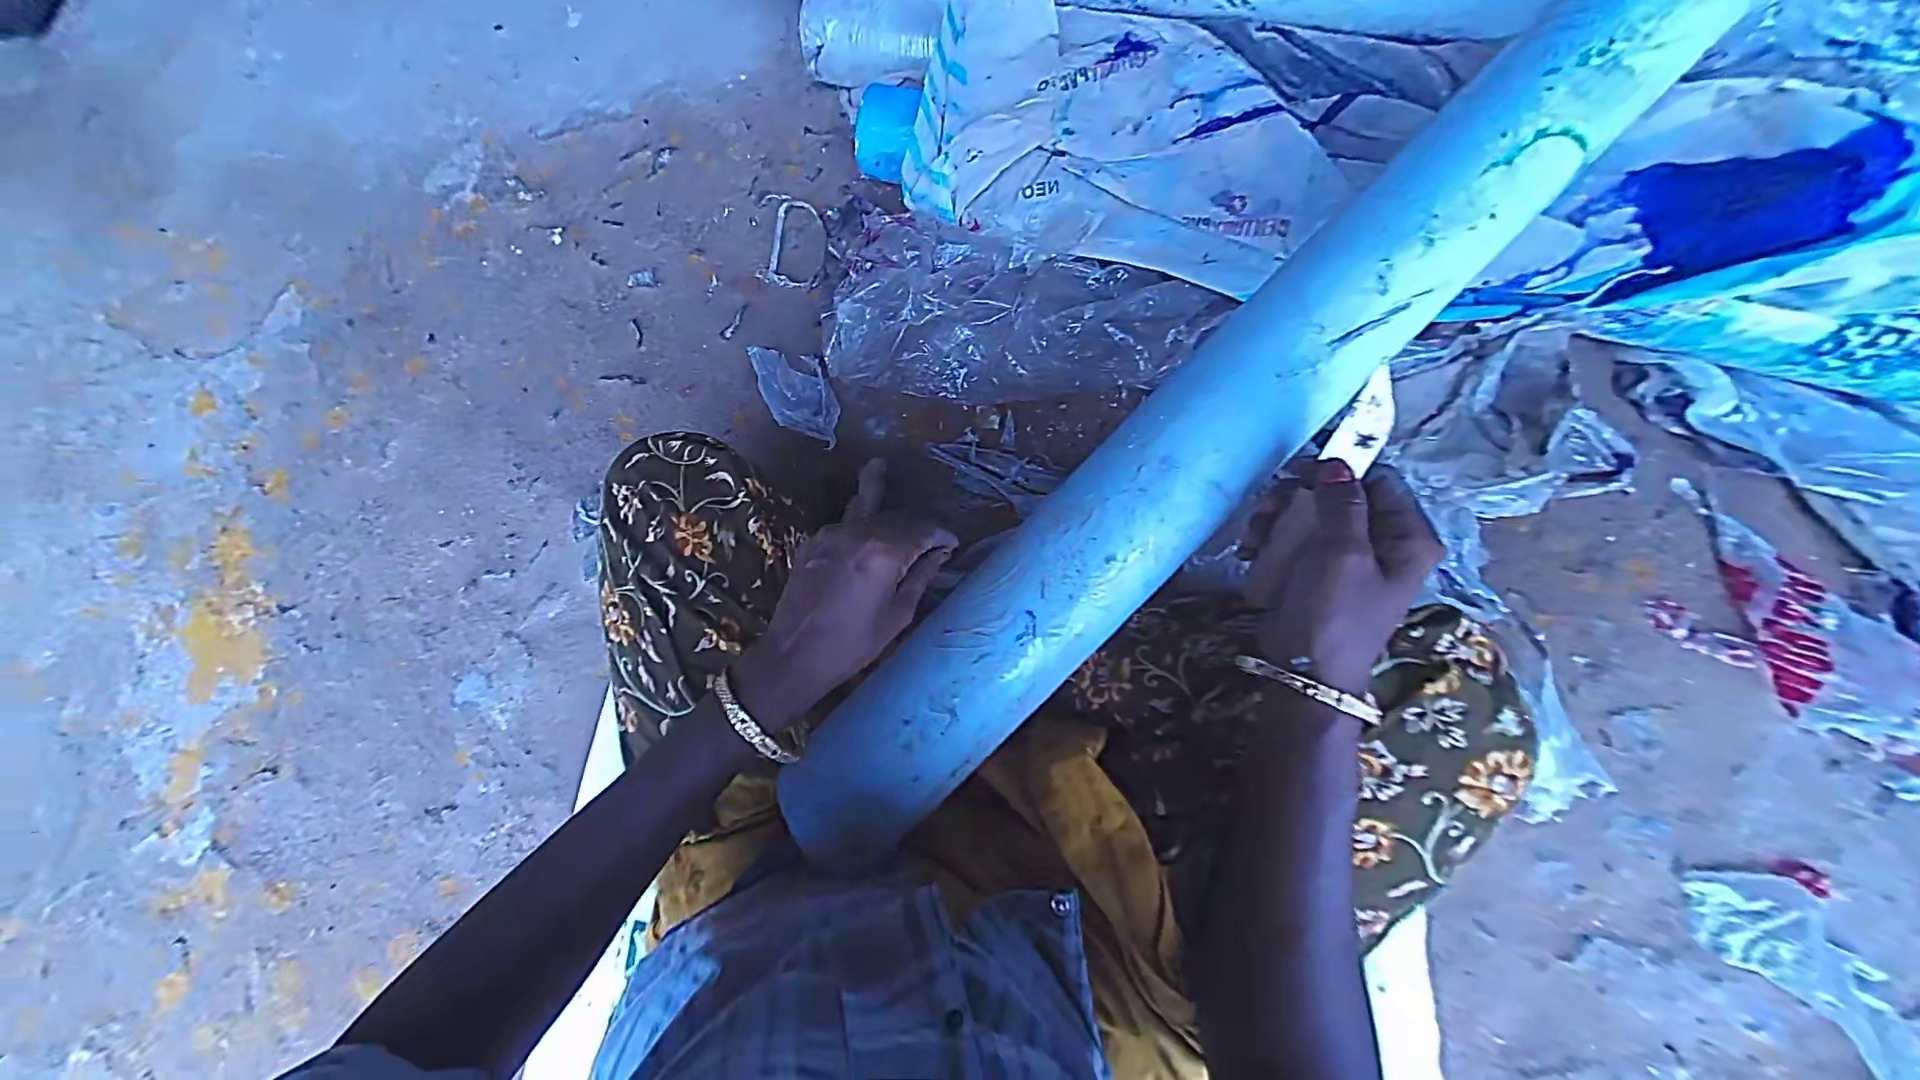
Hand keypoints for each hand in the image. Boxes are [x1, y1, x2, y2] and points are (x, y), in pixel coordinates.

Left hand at [731, 459, 956, 729]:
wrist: (794, 656)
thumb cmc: (853, 644)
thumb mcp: (898, 614)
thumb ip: (920, 575)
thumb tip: (940, 552)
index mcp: (884, 552)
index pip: (923, 529)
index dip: (942, 533)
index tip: (953, 542)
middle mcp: (857, 533)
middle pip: (896, 514)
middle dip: (918, 520)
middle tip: (934, 532)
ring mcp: (830, 534)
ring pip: (863, 507)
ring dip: (879, 497)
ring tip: (879, 466)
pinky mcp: (813, 543)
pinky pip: (844, 524)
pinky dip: (859, 521)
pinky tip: (864, 527)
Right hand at [1241, 461, 1442, 693]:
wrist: (1304, 670)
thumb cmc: (1331, 613)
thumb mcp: (1341, 554)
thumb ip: (1341, 504)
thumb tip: (1336, 463)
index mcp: (1407, 537)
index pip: (1379, 481)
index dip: (1338, 472)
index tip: (1296, 475)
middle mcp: (1383, 543)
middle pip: (1339, 496)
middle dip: (1297, 497)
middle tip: (1266, 507)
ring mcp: (1349, 558)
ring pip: (1311, 515)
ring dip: (1277, 518)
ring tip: (1254, 536)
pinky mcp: (1318, 571)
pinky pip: (1296, 538)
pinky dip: (1272, 538)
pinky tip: (1252, 550)